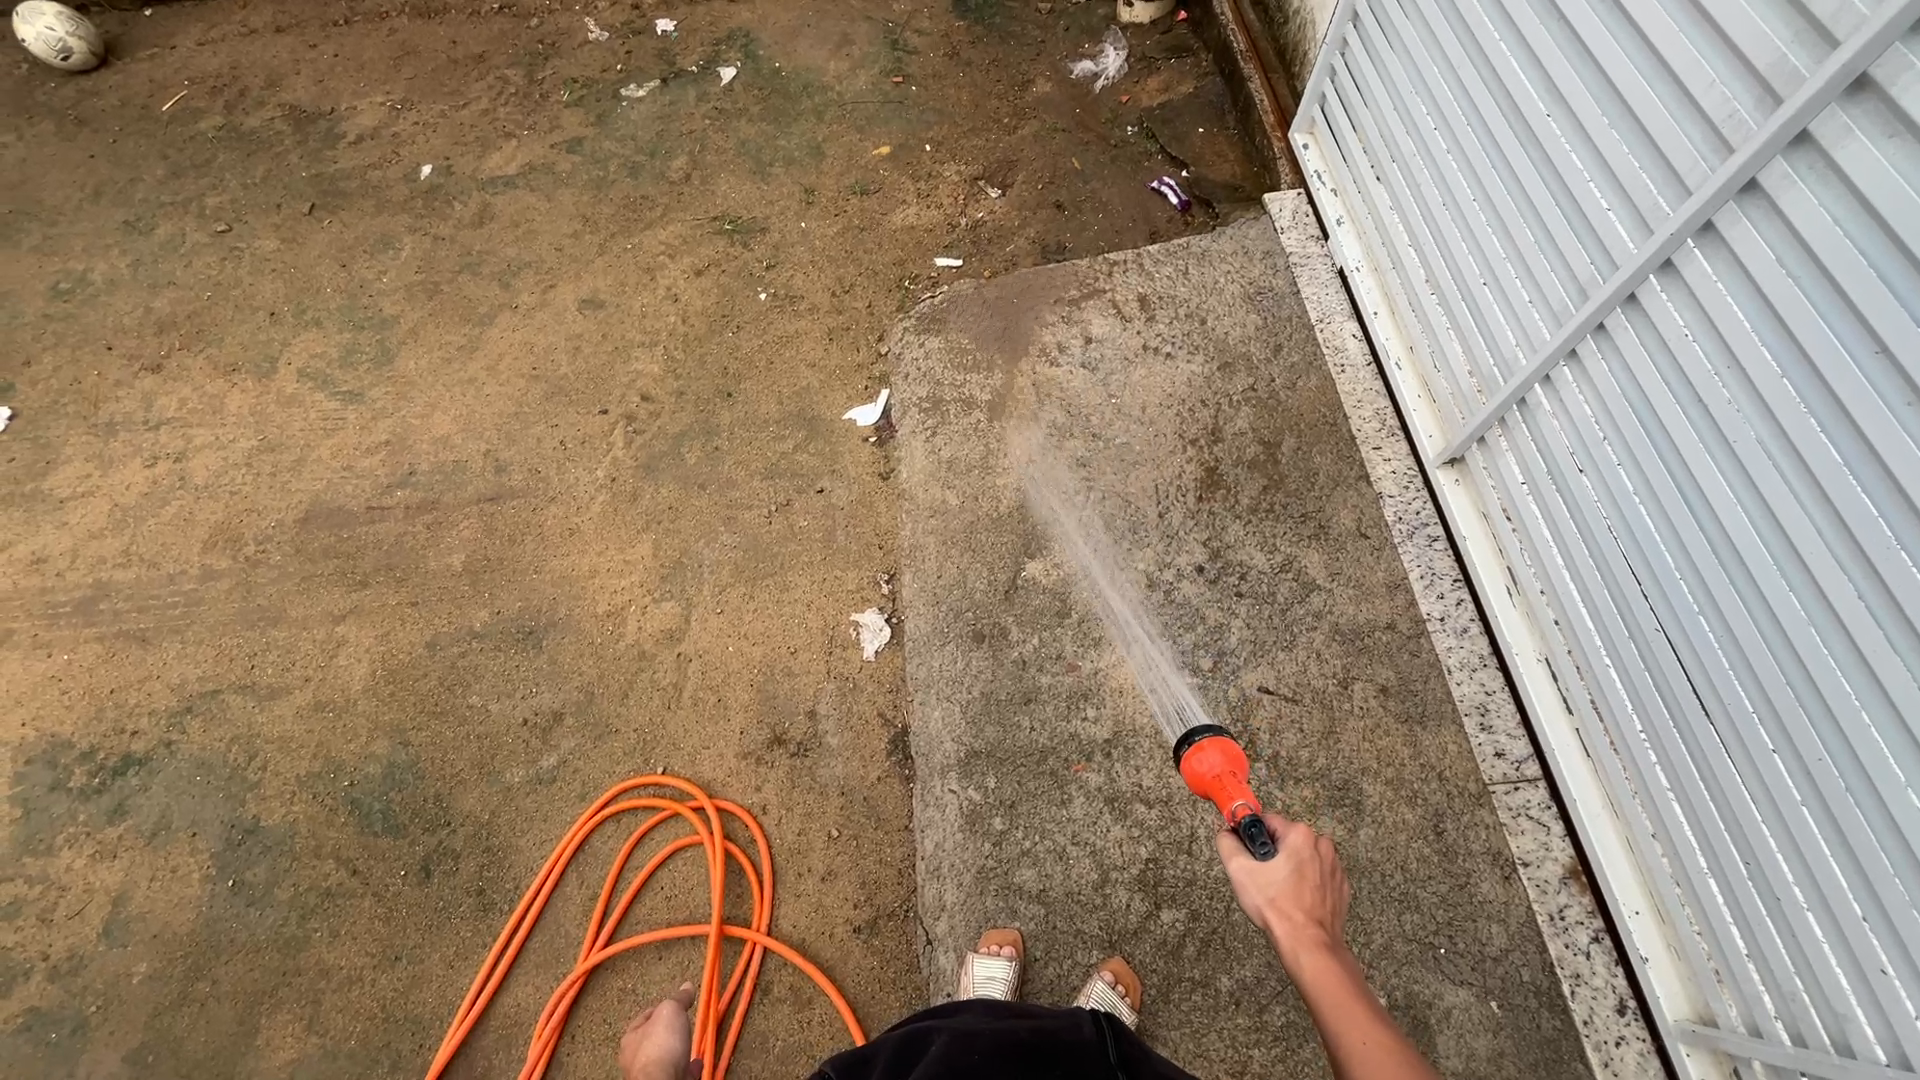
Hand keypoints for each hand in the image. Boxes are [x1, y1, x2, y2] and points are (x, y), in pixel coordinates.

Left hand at [620, 981, 698, 1079]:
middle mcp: (636, 1059)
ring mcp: (650, 1074)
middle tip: (683, 1023)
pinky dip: (688, 1066)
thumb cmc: (660, 1045)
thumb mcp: (671, 1010)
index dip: (661, 1007)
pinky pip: (678, 1072)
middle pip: (654, 1039)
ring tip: (691, 1043)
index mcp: (631, 1039)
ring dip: (677, 1051)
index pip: (645, 1017)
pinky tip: (697, 1062)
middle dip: (668, 1032)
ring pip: (665, 1058)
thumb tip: (687, 986)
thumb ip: (678, 999)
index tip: (676, 1004)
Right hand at [1215, 813, 1349, 963]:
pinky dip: (1305, 882)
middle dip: (1271, 853)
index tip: (1246, 852)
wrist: (1309, 945)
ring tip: (1278, 890)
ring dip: (1289, 867)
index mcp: (1300, 835)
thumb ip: (1227, 844)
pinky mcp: (1340, 887)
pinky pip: (1317, 875)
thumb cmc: (1279, 909)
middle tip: (1261, 876)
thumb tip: (1226, 834)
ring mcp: (1335, 868)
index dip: (1251, 836)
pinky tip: (1294, 899)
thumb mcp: (1240, 871)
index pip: (1267, 821)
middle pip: (1286, 839)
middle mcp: (1322, 846)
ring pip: (1302, 857)